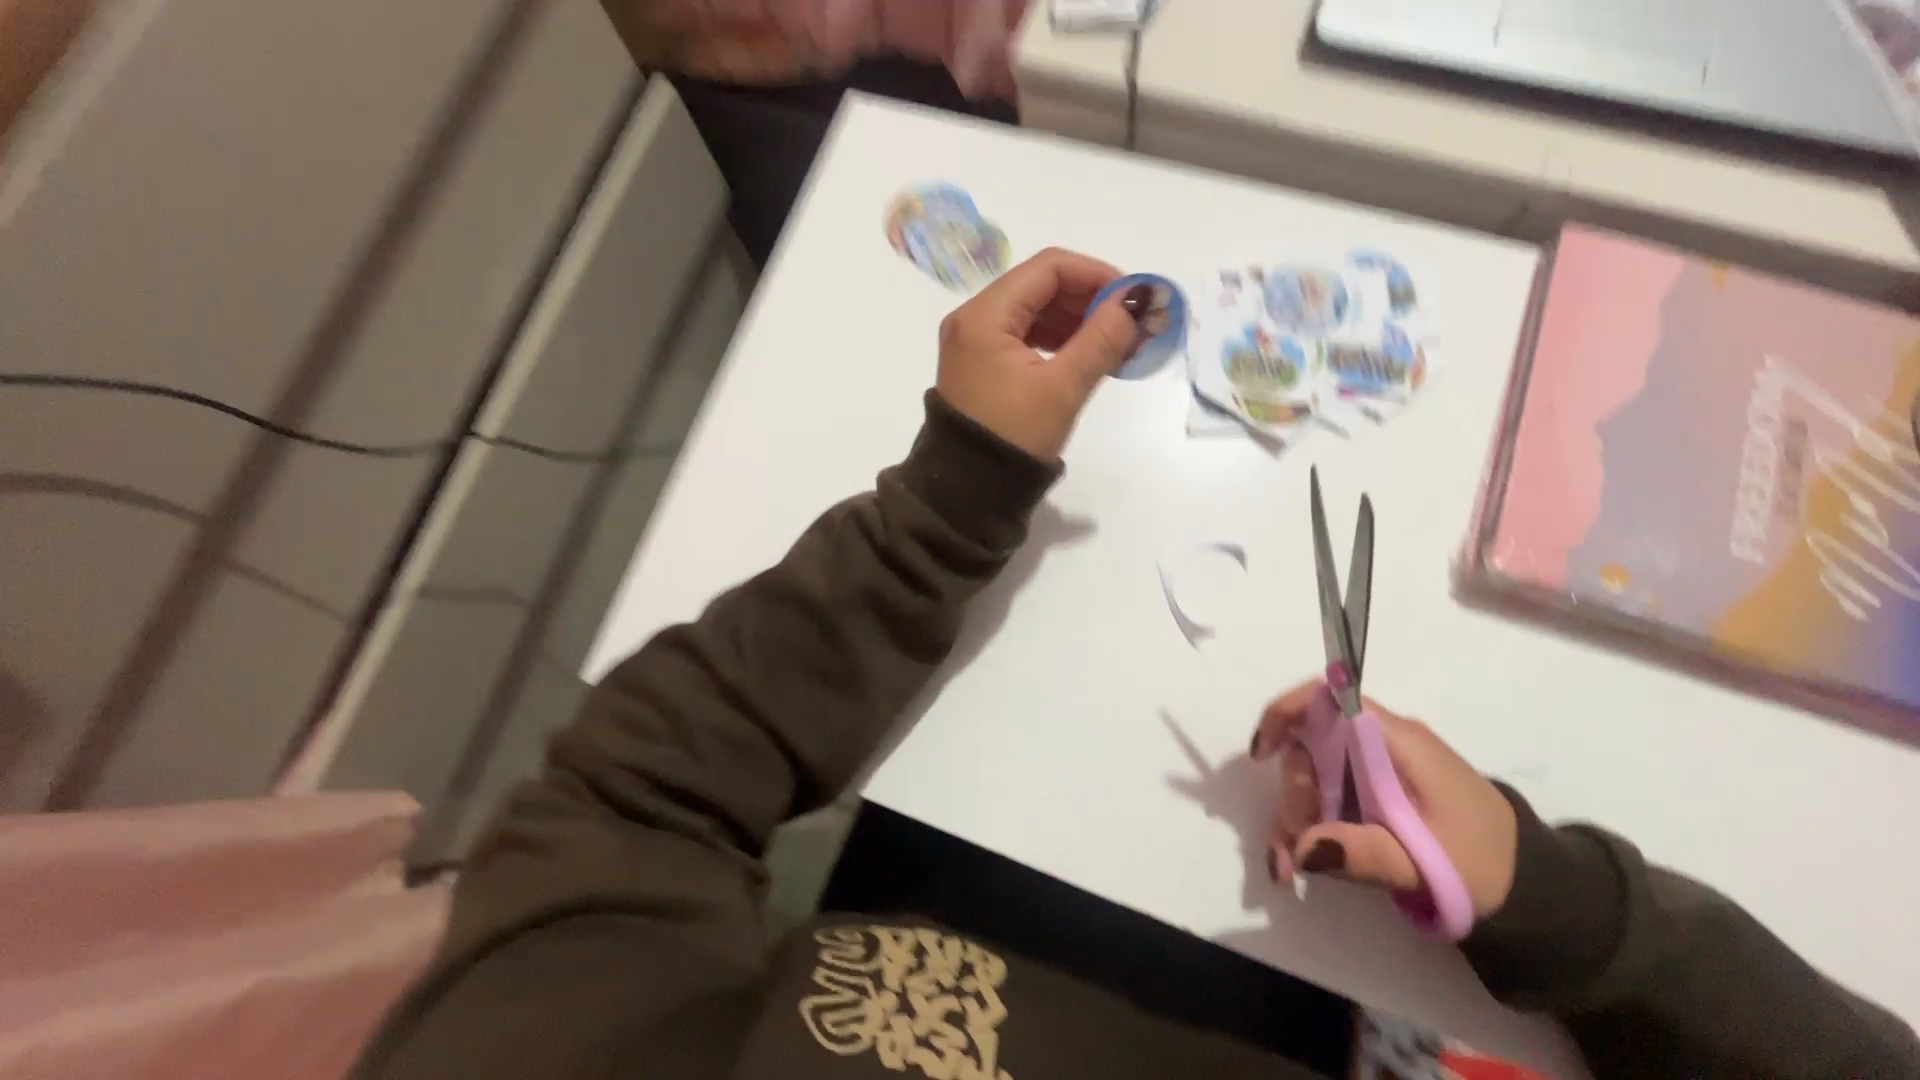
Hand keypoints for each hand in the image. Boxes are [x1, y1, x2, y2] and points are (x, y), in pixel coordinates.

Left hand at [935, 248, 1147, 461]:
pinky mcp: (981, 365)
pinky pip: (1024, 335)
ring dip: (1076, 320)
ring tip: (1116, 341)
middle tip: (1130, 322)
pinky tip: (1086, 355)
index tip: (1132, 297)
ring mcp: (974, 342)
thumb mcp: (1063, 388)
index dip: (1095, 274)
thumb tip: (1137, 301)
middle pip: (1039, 286)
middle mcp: (973, 319)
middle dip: (1088, 299)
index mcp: (984, 316)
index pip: (1048, 268)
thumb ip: (1102, 338)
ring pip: (1033, 311)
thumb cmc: (1014, 437)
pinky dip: (1057, 339)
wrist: (969, 491)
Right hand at [1250, 680, 1518, 920]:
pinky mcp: (1369, 792)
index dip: (1287, 713)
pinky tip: (1297, 863)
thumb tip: (1303, 847)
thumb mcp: (1425, 864)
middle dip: (1291, 797)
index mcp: (1395, 742)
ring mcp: (1371, 768)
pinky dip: (1305, 828)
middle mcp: (1378, 744)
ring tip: (1290, 869)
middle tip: (1294, 852)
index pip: (1330, 699)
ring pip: (1309, 776)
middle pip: (1309, 748)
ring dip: (1292, 819)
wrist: (1526, 883)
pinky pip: (1323, 797)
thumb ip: (1366, 854)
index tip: (1262, 753)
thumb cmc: (1480, 862)